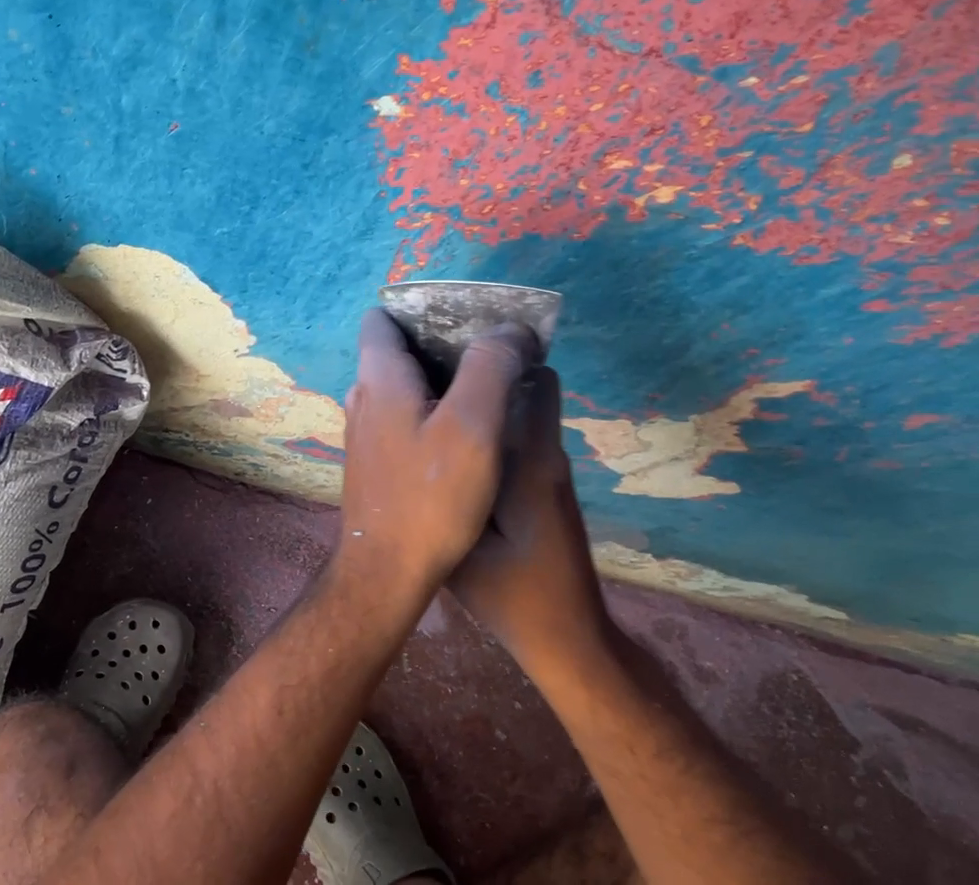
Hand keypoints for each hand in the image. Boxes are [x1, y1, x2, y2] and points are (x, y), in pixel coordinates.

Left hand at [341, 309, 533, 582]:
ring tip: (501, 387)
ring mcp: (366, 430)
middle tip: (504, 353)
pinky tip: (476, 430)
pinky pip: (408, 415)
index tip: (475, 317)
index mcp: (377, 378)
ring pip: (407, 384)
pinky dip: (439, 409)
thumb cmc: (430, 496)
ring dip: (448, 378)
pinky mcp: (377, 458)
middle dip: (449, 342)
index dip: (426, 309)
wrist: (387, 567)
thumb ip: (490, 367)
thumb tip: (509, 329)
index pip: (385, 317)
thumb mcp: (472, 425)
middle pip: (401, 349)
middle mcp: (363, 396)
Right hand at [448, 365, 612, 672]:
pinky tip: (441, 440)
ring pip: (518, 409)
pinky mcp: (541, 487)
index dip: (494, 350)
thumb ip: (445, 486)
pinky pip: (515, 435)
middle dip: (483, 366)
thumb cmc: (511, 591)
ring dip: (482, 395)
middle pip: (525, 384)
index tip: (445, 341)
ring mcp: (546, 471)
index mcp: (528, 460)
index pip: (529, 378)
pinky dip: (485, 423)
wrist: (563, 637)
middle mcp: (544, 454)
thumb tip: (415, 430)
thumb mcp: (465, 543)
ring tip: (424, 397)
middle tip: (424, 366)